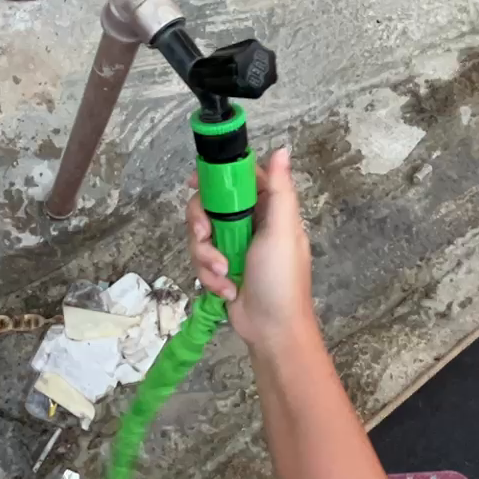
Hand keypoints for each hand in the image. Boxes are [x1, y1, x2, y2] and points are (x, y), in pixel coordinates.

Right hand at [185, 147, 319, 352]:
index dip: (216, 177)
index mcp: (268, 208)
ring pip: (199, 234)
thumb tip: (282, 149)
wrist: (272, 329)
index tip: (195, 181)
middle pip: (209, 205)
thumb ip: (279, 189)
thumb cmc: (282, 279)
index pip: (237, 179)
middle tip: (204, 236)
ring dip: (205, 256)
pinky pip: (199, 259)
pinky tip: (225, 290)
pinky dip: (208, 275)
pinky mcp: (219, 267)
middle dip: (201, 224)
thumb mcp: (283, 230)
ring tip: (222, 274)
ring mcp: (232, 245)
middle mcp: (248, 223)